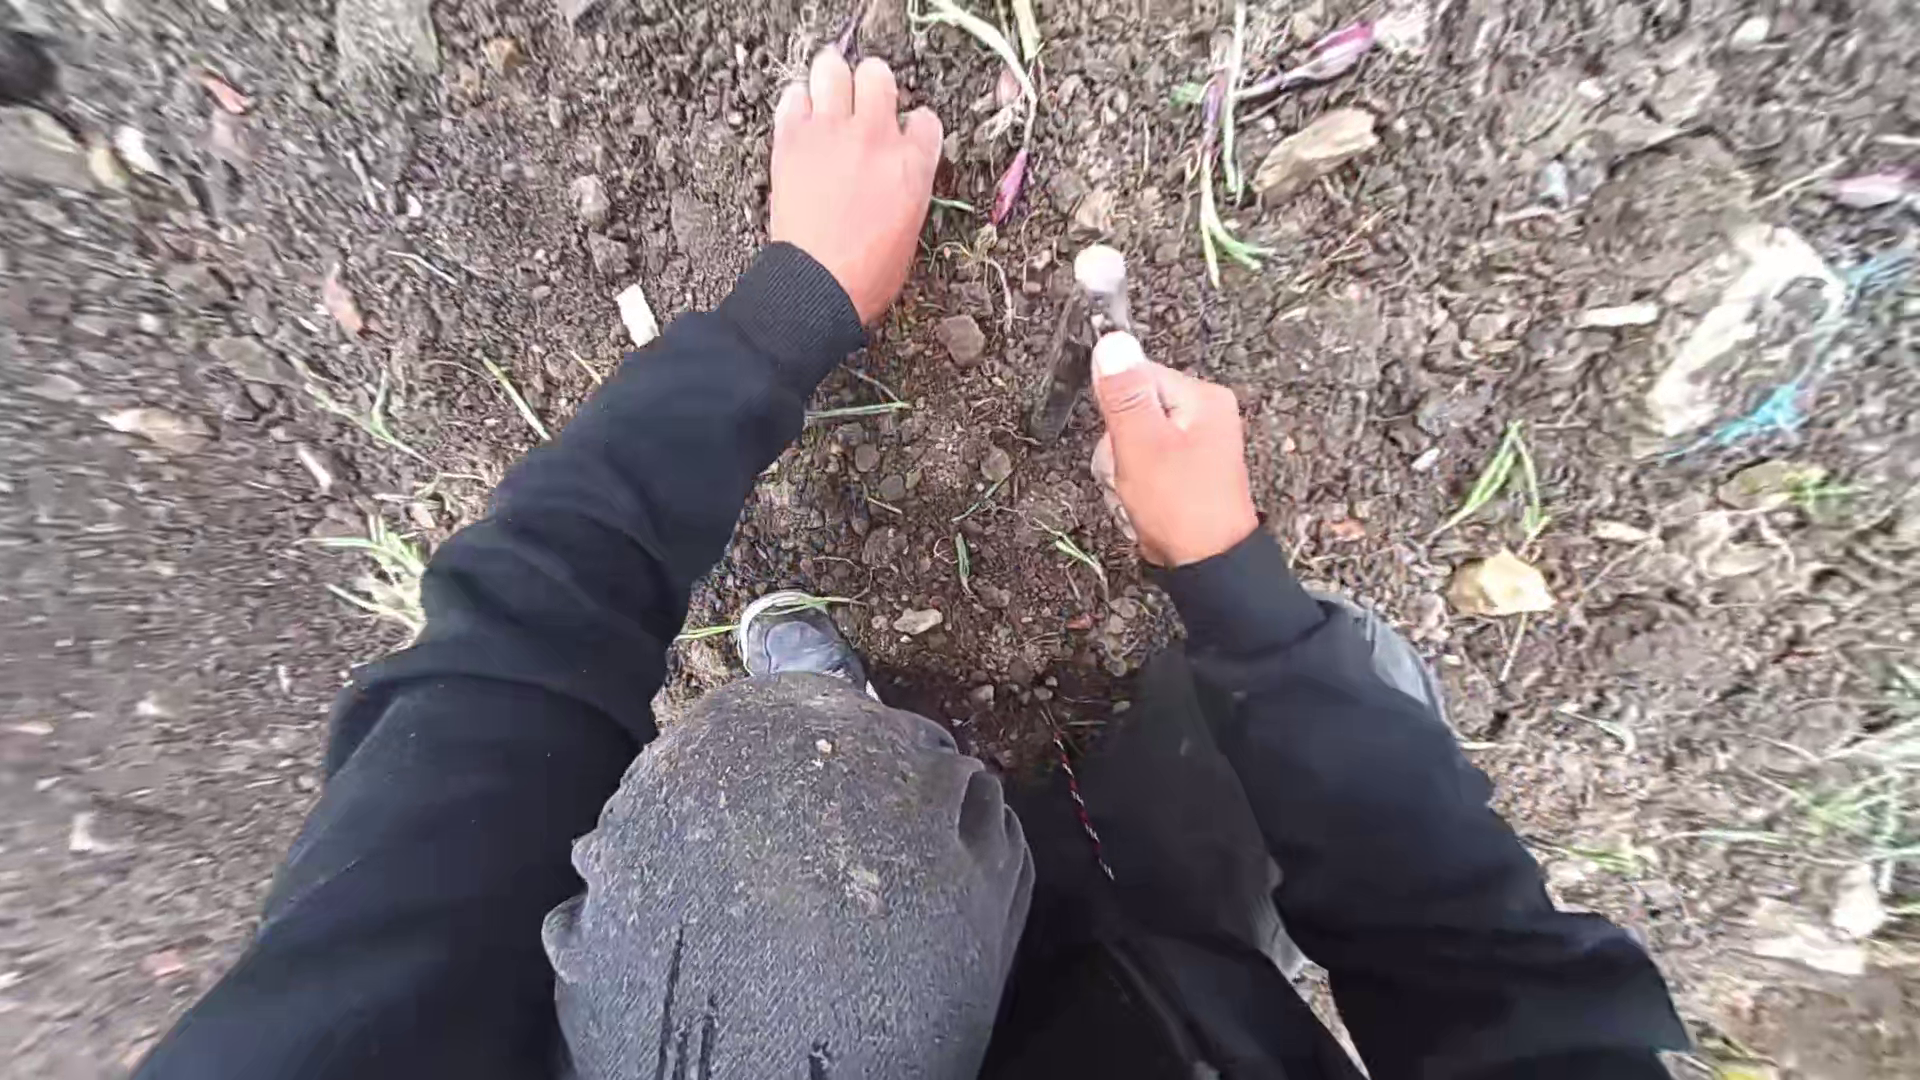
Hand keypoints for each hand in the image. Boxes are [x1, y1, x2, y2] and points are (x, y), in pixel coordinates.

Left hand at [770, 47, 942, 324]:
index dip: (912, 130)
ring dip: (832, 85)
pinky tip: (803, 129)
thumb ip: (907, 191)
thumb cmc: (866, 278)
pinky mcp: (793, 139)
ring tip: (829, 111)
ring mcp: (831, 133)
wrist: (819, 288)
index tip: (902, 142)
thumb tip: (897, 177)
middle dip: (872, 91)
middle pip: (878, 75)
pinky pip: (793, 96)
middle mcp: (875, 138)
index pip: (925, 120)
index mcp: (912, 167)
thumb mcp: (907, 237)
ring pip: (832, 68)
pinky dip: (798, 106)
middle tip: (862, 116)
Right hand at [1090, 333, 1259, 566]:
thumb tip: (1112, 342)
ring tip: (1137, 494)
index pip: (1137, 378)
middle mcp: (1201, 416)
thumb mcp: (1142, 445)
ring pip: (1128, 443)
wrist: (1205, 565)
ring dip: (1121, 472)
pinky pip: (1139, 464)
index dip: (1117, 413)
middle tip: (1133, 474)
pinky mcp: (1181, 470)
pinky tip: (1141, 503)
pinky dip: (1132, 485)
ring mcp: (1192, 445)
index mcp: (1201, 399)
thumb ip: (1124, 394)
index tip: (1122, 441)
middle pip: (1130, 412)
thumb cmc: (1180, 508)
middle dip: (1118, 449)